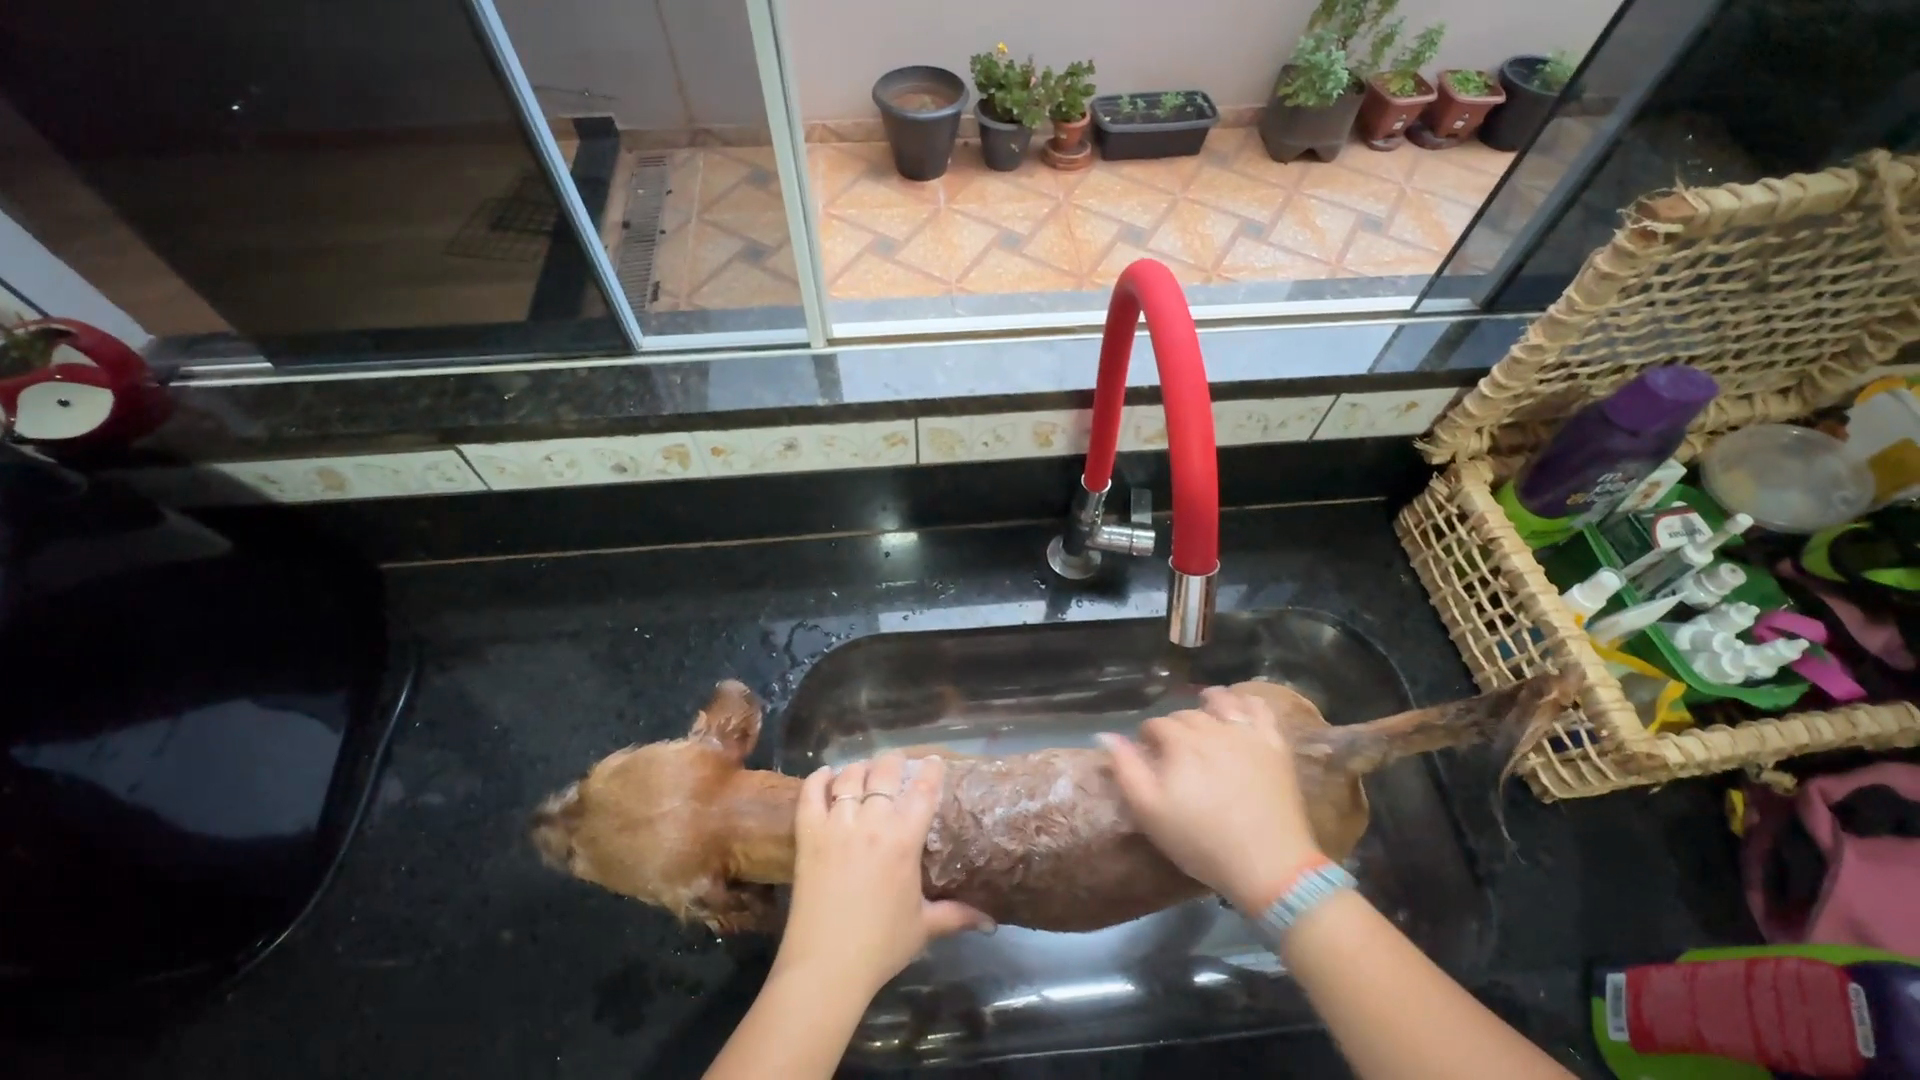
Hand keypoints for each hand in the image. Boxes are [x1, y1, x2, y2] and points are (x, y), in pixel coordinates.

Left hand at [775, 753, 993, 998]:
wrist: (827, 964)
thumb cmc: (881, 945)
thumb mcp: (924, 927)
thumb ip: (957, 915)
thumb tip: (990, 921)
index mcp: (904, 840)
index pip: (923, 792)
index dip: (931, 772)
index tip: (935, 761)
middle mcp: (872, 823)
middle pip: (885, 774)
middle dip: (894, 762)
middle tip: (899, 761)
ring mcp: (836, 826)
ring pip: (849, 779)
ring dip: (860, 768)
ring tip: (865, 768)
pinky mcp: (807, 835)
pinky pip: (810, 794)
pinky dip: (818, 779)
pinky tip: (827, 775)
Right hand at [1098, 687, 1322, 914]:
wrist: (1267, 864)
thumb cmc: (1201, 842)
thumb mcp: (1150, 812)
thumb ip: (1126, 769)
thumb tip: (1108, 736)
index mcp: (1181, 743)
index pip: (1156, 724)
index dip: (1147, 736)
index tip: (1146, 753)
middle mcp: (1213, 729)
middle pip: (1187, 714)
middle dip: (1174, 725)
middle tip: (1173, 748)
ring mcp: (1248, 735)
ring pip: (1223, 702)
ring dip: (1209, 702)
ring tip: (1204, 710)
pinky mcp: (1275, 746)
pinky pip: (1261, 709)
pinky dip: (1247, 702)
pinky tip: (1241, 707)